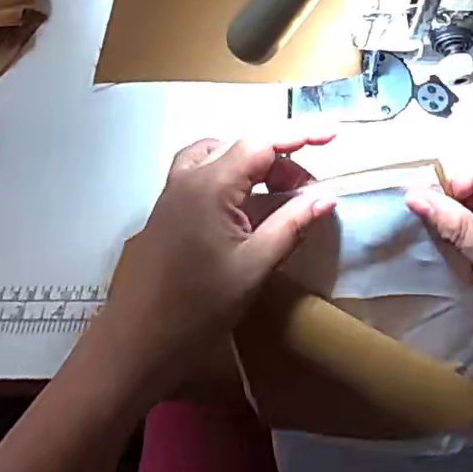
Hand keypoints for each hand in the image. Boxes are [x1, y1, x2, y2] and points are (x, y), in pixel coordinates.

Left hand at [91, 132, 337, 395]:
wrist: (140, 334)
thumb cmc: (199, 305)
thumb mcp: (254, 266)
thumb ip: (291, 225)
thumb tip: (327, 197)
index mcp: (211, 184)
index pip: (261, 142)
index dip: (299, 136)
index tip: (332, 136)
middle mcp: (189, 174)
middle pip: (242, 146)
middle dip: (282, 160)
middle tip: (310, 192)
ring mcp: (174, 187)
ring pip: (221, 154)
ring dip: (255, 164)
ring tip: (282, 191)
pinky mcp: (169, 202)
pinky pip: (203, 168)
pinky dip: (230, 172)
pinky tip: (246, 197)